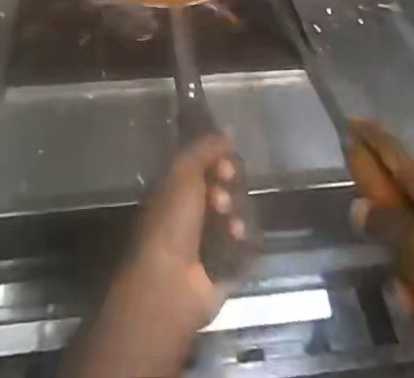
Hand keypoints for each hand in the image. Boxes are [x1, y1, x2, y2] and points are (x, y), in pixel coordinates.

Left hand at [61, 133, 237, 377]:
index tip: (226, 164)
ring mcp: (207, 240)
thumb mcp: (183, 173)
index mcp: (175, 189)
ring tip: (229, 225)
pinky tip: (236, 240)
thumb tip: (227, 132)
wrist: (169, 283)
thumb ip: (205, 148)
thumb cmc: (171, 222)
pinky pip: (244, 243)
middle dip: (228, 188)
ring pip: (235, 214)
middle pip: (223, 188)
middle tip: (221, 198)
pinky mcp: (224, 265)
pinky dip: (242, 239)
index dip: (219, 161)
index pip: (205, 165)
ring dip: (235, 214)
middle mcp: (190, 212)